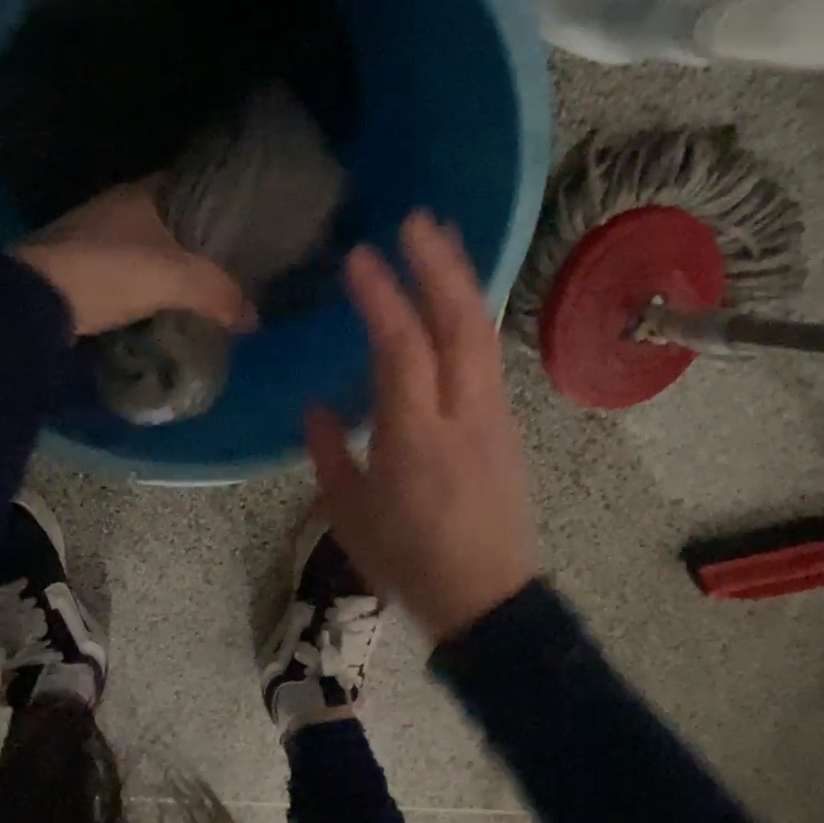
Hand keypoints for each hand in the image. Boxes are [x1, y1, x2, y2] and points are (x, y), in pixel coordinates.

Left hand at [11, 176, 256, 337]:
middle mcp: (113, 206)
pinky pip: (124, 269)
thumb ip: (217, 292)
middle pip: (167, 216)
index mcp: (139, 194)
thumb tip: (253, 317)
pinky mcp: (75, 267)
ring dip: (167, 261)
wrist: (31, 303)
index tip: (244, 220)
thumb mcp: (173, 280)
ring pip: (144, 243)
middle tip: (229, 258)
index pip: (188, 183)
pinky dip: (144, 281)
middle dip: (195, 237)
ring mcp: (90, 236)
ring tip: (201, 282)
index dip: (216, 199)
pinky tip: (160, 299)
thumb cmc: (107, 273)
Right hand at [305, 211, 537, 641]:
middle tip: (417, 220)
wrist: (489, 602)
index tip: (360, 257)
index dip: (382, 298)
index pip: (402, 349)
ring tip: (441, 239)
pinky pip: (488, 354)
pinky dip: (472, 314)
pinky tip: (457, 298)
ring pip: (483, 333)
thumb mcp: (349, 513)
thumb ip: (327, 453)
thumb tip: (317, 407)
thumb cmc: (408, 561)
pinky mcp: (506, 424)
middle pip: (460, 324)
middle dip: (439, 266)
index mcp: (416, 438)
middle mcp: (464, 414)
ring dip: (462, 281)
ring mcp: (493, 416)